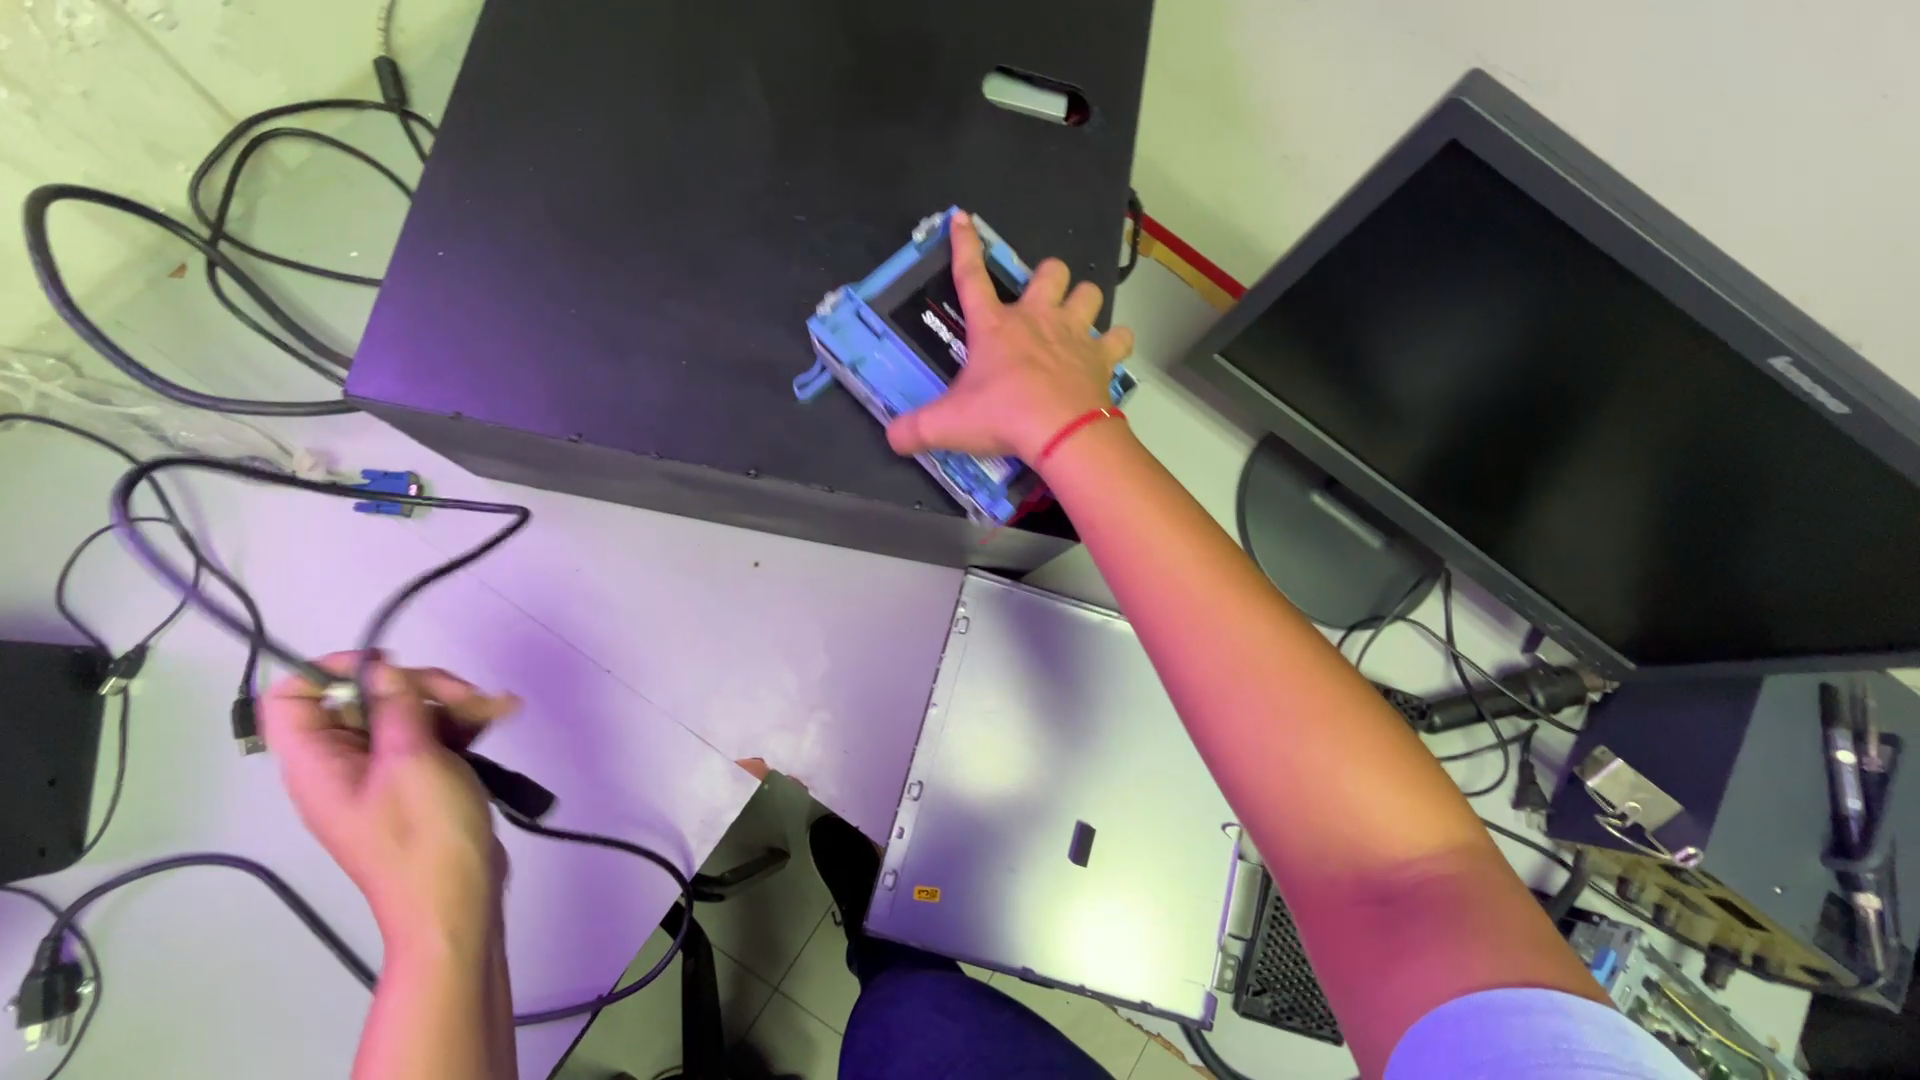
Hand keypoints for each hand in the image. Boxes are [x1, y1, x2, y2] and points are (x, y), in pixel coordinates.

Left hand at [261, 652, 521, 953]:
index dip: (332, 670)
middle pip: (367, 699)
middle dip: (421, 687)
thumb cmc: (426, 835)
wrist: (456, 903)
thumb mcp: (412, 761)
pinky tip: (501, 716)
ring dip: (455, 703)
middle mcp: (343, 764)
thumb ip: (395, 708)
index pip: (292, 697)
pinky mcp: (419, 782)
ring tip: (499, 708)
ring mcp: (384, 774)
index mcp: (319, 763)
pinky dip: (465, 724)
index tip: (388, 666)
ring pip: (409, 714)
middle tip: (468, 694)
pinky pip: (434, 737)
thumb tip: (381, 670)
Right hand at [886, 210, 1136, 462]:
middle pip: (1049, 272)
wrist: (1061, 433)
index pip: (971, 276)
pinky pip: (1119, 337)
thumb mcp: (947, 425)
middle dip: (1046, 278)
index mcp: (995, 328)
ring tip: (1075, 321)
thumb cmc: (1003, 418)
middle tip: (1040, 301)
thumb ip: (914, 429)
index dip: (964, 245)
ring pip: (1088, 293)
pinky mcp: (1102, 356)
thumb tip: (891, 437)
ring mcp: (1074, 334)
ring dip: (1082, 302)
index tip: (962, 218)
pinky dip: (1116, 343)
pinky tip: (1109, 351)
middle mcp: (1037, 319)